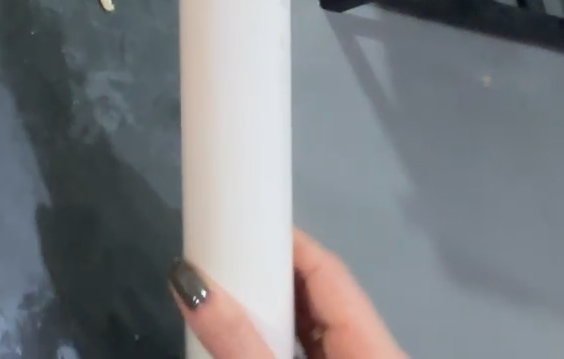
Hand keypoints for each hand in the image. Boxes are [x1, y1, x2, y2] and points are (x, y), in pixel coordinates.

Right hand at [170, 230, 406, 358]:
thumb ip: (238, 343)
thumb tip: (185, 276)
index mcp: (378, 352)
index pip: (327, 269)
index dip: (279, 236)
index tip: (226, 219)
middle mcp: (375, 357)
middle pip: (315, 294)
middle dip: (260, 273)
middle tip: (208, 260)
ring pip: (309, 326)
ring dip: (262, 309)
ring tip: (214, 295)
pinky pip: (305, 350)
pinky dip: (271, 337)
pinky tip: (238, 338)